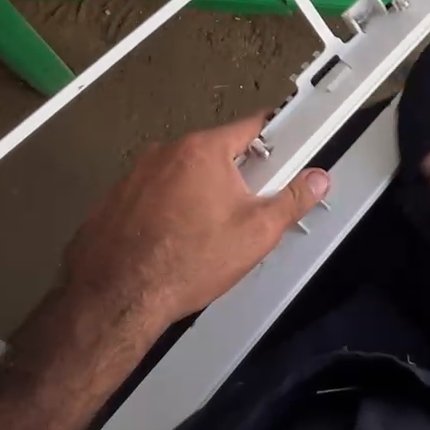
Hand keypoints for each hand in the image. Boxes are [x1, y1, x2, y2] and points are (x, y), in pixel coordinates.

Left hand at [59, 114, 330, 327]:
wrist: (111, 304)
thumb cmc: (189, 261)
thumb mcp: (256, 233)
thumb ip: (293, 200)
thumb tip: (319, 179)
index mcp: (203, 149)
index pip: (251, 125)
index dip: (273, 139)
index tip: (282, 155)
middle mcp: (166, 151)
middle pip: (214, 151)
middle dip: (233, 173)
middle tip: (243, 207)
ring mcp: (132, 175)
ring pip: (181, 174)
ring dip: (196, 191)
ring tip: (203, 232)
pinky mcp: (109, 202)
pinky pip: (149, 195)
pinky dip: (163, 210)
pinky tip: (168, 242)